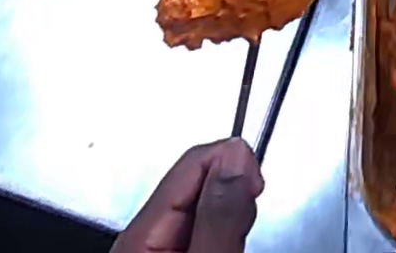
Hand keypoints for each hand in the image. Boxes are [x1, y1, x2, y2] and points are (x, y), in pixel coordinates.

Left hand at [111, 138, 264, 252]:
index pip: (195, 158)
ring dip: (228, 215)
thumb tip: (237, 153)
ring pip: (203, 204)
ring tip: (234, 244)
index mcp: (139, 234)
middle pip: (200, 180)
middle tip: (243, 230)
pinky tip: (225, 246)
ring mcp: (152, 249)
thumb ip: (219, 215)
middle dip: (232, 193)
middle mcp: (141, 237)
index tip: (256, 185)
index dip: (234, 160)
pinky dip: (221, 230)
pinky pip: (201, 225)